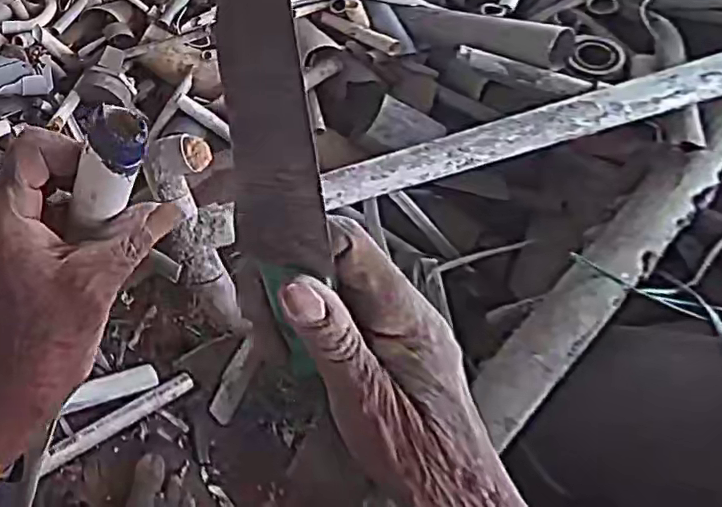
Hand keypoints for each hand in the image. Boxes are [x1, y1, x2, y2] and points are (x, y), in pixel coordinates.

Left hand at [0, 127, 179, 468]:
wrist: (14, 390)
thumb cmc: (33, 351)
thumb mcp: (92, 286)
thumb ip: (130, 239)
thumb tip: (161, 211)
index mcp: (6, 213)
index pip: (33, 146)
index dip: (74, 150)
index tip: (110, 171)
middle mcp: (5, 214)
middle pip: (48, 162)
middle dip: (90, 178)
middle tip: (117, 201)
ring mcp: (17, 229)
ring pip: (59, 187)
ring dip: (93, 203)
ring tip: (112, 232)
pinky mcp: (31, 245)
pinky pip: (63, 213)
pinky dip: (88, 223)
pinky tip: (105, 249)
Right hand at [276, 216, 524, 506]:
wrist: (454, 504)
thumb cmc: (426, 468)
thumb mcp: (368, 403)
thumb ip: (332, 341)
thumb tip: (295, 286)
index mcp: (406, 313)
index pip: (347, 240)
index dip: (300, 246)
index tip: (269, 277)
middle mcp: (399, 308)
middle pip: (325, 256)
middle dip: (283, 282)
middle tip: (267, 321)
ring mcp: (386, 321)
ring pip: (319, 280)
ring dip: (286, 305)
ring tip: (280, 345)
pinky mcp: (372, 336)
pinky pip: (324, 305)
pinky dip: (297, 322)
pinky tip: (293, 351)